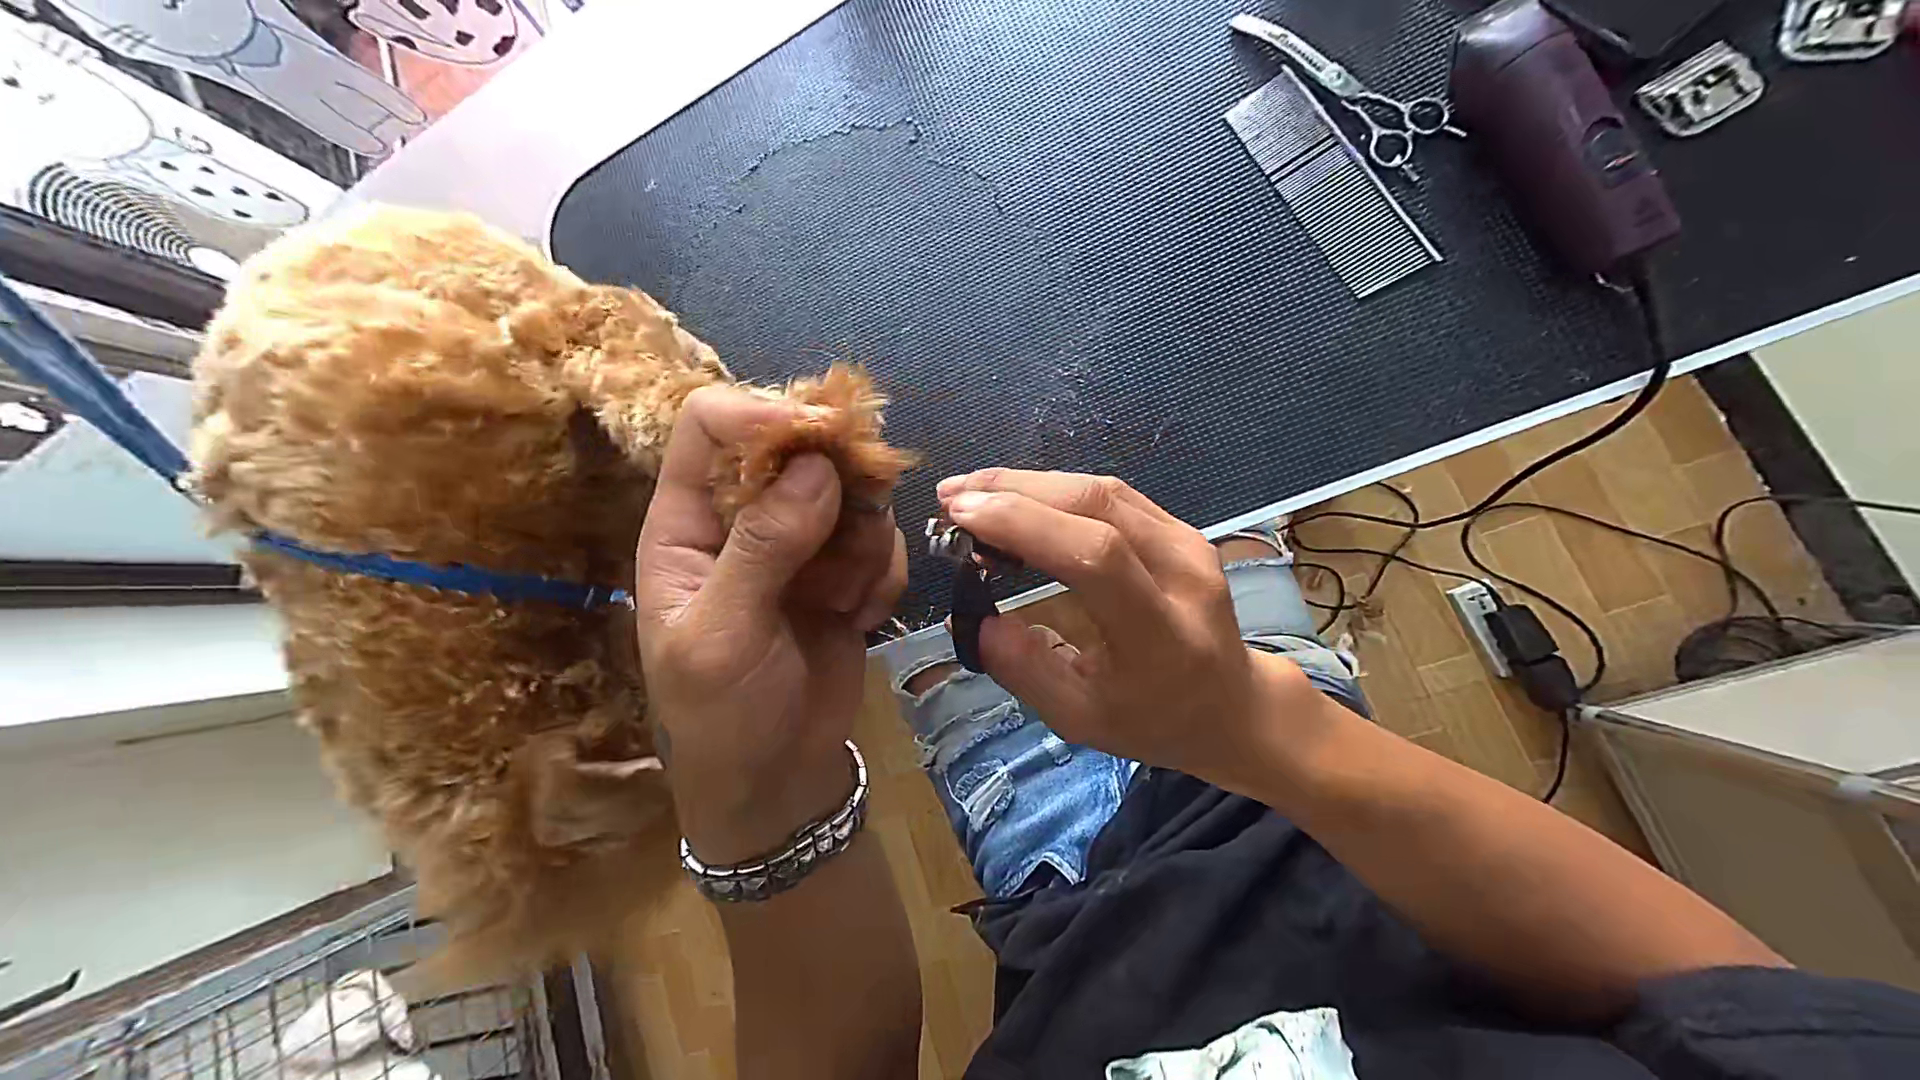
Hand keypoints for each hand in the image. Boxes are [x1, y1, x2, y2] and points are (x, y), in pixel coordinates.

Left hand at [635, 387, 906, 864]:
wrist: (776, 777)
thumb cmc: (722, 714)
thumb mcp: (723, 635)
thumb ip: (762, 548)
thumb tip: (816, 467)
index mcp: (688, 522)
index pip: (711, 427)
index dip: (762, 414)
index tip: (822, 433)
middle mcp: (746, 520)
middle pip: (798, 448)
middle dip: (839, 480)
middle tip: (860, 522)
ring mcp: (802, 544)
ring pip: (853, 493)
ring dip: (863, 543)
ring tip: (847, 599)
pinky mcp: (846, 572)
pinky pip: (882, 540)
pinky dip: (882, 575)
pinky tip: (860, 618)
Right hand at [938, 469, 1323, 790]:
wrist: (1233, 705)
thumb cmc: (1154, 720)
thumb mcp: (1080, 719)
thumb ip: (1025, 670)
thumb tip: (975, 620)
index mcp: (1162, 633)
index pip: (1095, 555)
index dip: (1024, 524)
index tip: (960, 515)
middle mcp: (1182, 573)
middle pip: (1096, 505)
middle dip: (1014, 491)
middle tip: (951, 497)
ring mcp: (1187, 542)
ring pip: (1101, 489)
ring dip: (1029, 483)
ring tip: (972, 493)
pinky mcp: (1181, 528)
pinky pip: (1111, 495)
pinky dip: (1055, 489)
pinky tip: (1017, 496)